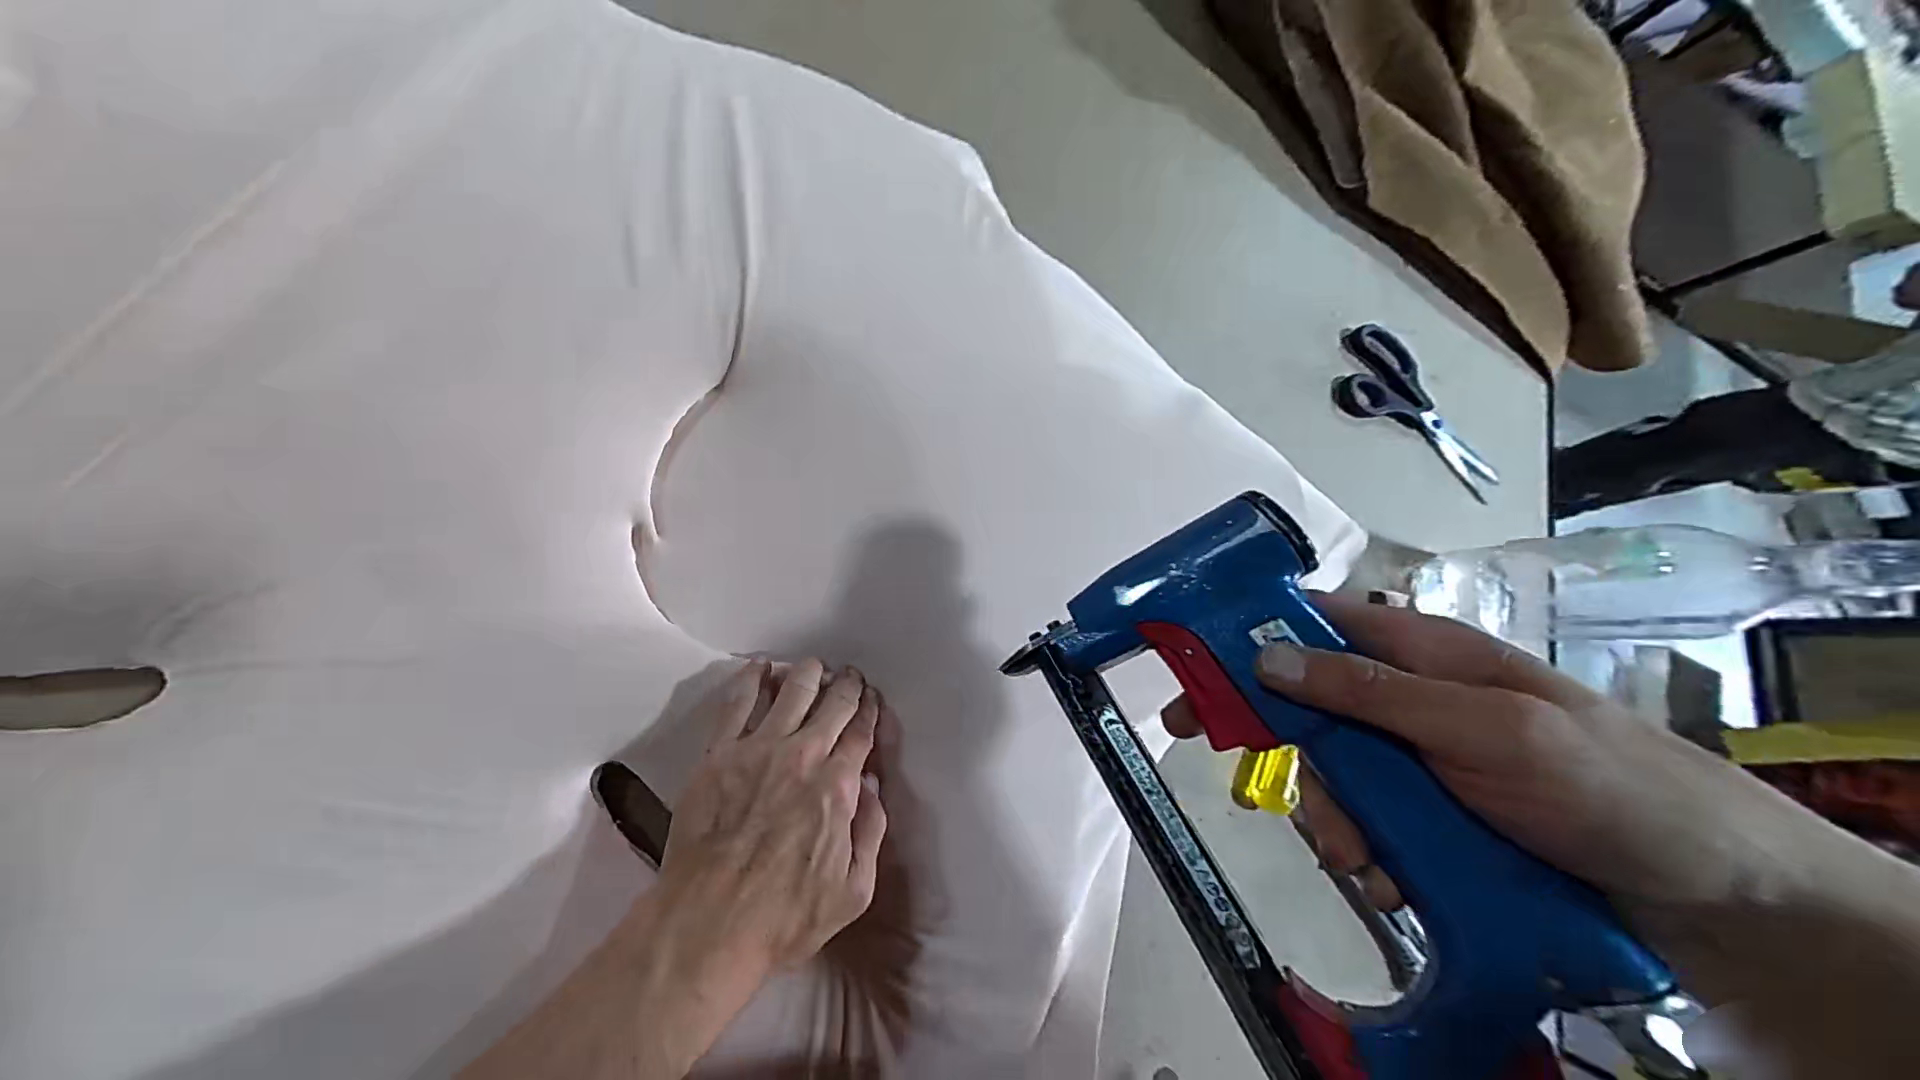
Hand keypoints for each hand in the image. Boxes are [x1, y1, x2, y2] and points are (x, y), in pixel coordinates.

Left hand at [458, 658, 889, 1079]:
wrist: (707, 923)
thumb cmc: (783, 916)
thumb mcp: (852, 891)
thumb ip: (870, 834)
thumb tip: (871, 789)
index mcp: (837, 787)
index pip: (860, 734)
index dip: (870, 712)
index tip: (872, 701)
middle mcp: (803, 756)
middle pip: (833, 704)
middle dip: (847, 686)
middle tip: (850, 677)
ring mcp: (759, 749)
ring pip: (792, 690)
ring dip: (808, 673)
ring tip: (814, 667)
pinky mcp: (719, 753)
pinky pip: (737, 702)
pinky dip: (752, 678)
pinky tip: (761, 666)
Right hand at [1162, 592, 1826, 914]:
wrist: (1714, 897)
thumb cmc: (1606, 785)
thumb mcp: (1485, 728)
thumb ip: (1373, 692)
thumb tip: (1266, 655)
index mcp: (1416, 651)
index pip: (1308, 624)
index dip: (1244, 637)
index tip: (1190, 671)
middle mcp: (1405, 695)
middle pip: (1303, 705)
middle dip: (1286, 753)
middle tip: (1256, 787)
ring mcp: (1414, 756)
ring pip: (1329, 772)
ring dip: (1333, 820)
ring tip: (1365, 865)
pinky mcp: (1426, 811)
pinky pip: (1364, 821)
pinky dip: (1363, 852)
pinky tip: (1387, 880)